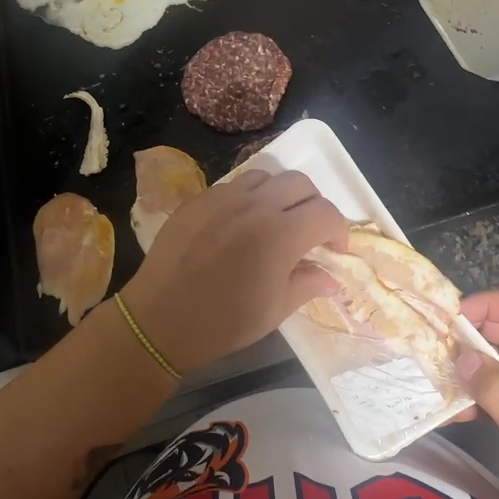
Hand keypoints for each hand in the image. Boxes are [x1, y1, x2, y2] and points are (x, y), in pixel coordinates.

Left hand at [119, 170, 347, 373]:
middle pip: (300, 183)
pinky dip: (247, 198)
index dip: (338, 230)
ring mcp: (223, 197)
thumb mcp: (274, 311)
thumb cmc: (223, 322)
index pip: (326, 213)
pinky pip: (233, 186)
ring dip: (280, 195)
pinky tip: (238, 225)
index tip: (334, 250)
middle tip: (308, 231)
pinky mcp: (199, 199)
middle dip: (313, 204)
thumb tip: (330, 277)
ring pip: (266, 177)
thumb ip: (307, 285)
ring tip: (274, 221)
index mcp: (281, 234)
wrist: (160, 317)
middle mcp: (255, 205)